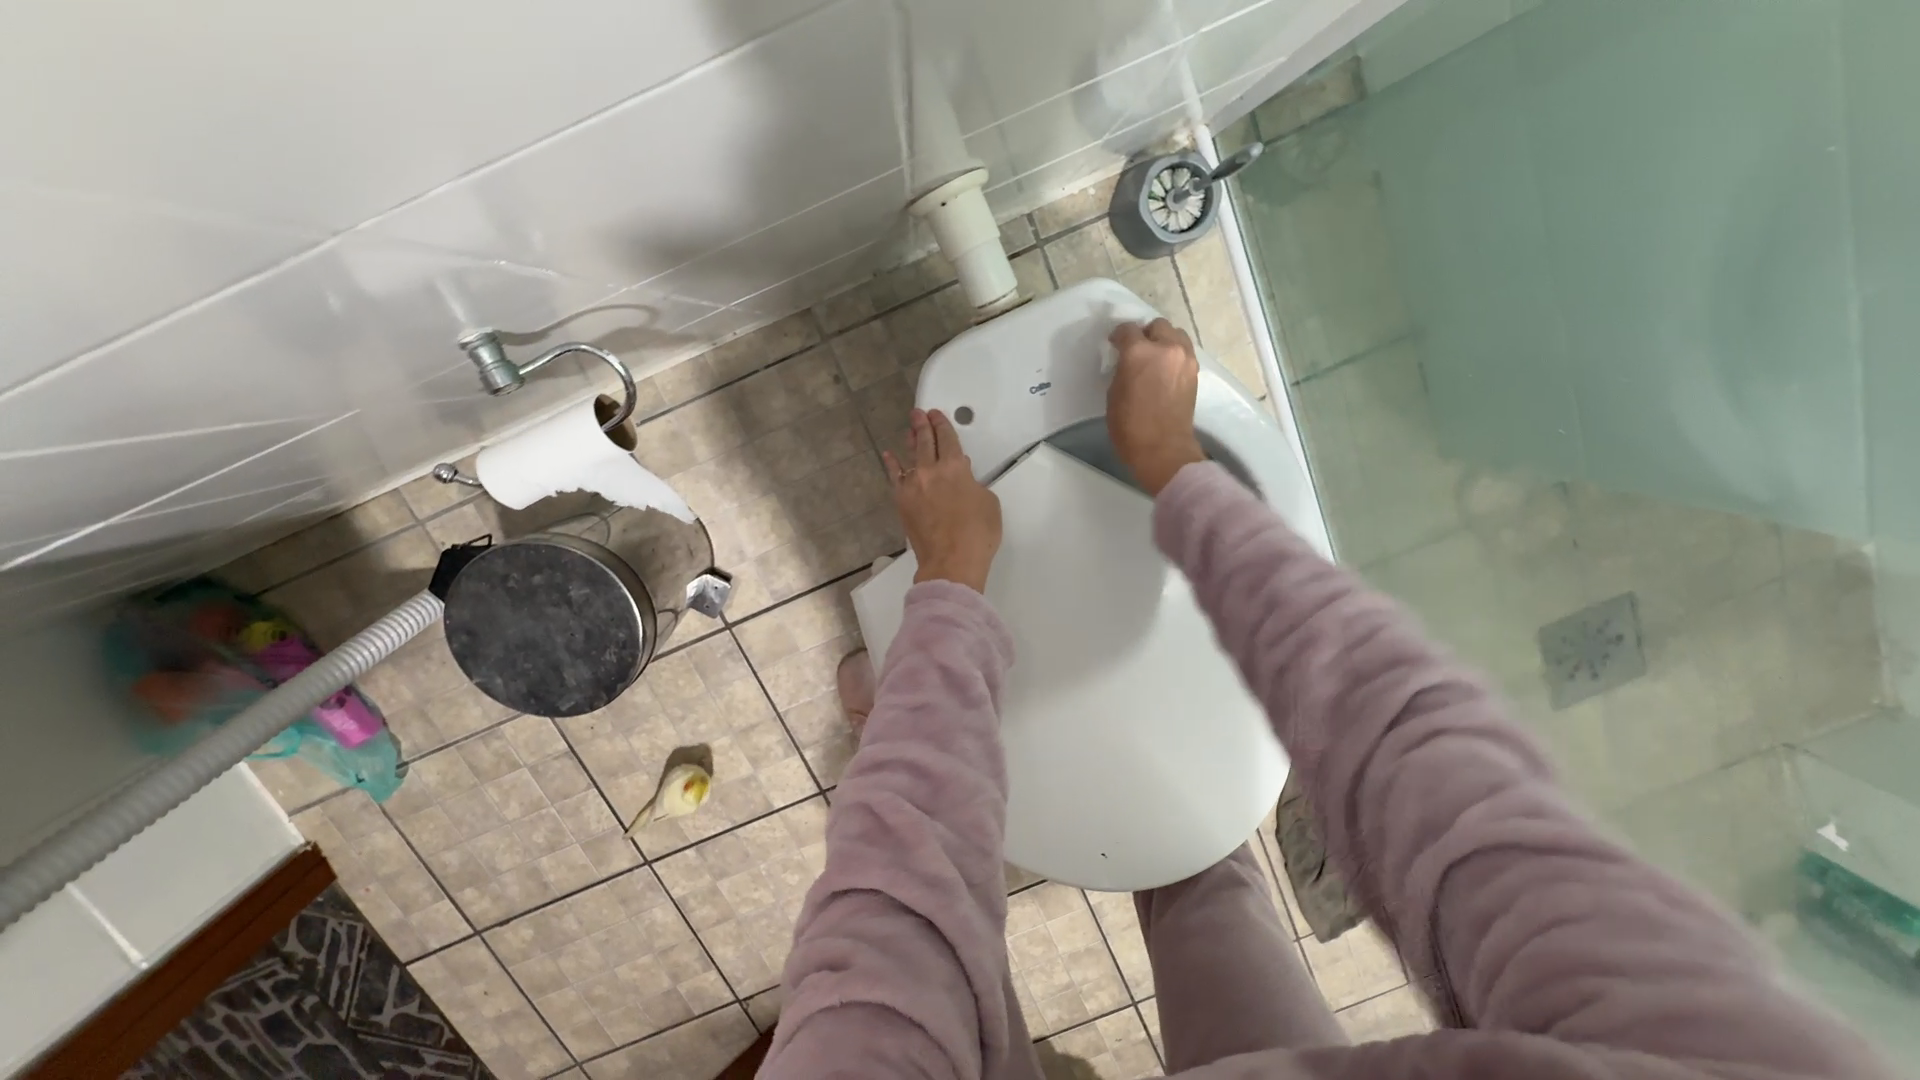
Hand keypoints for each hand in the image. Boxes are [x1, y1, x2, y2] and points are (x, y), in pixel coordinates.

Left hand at [886, 408, 1001, 592]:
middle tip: (919, 413)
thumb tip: (962, 480)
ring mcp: (913, 485)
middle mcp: (931, 471)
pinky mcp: (902, 502)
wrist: (951, 561)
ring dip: (911, 440)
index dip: (942, 425)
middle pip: (926, 441)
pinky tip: (889, 455)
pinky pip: (895, 477)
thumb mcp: (988, 503)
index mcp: (955, 468)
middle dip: (923, 425)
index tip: (937, 416)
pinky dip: (892, 464)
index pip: (948, 439)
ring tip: (910, 429)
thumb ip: (974, 484)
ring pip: (910, 455)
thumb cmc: (977, 534)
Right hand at [1107, 319, 1205, 495]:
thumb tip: (1128, 363)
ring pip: (1176, 334)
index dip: (1119, 336)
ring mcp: (1184, 358)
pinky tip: (1166, 369)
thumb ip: (1122, 369)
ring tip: (1155, 357)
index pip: (1127, 329)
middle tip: (1137, 350)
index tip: (1115, 345)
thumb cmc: (1130, 426)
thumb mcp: (1114, 393)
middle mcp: (1165, 348)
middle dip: (1145, 334)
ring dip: (1164, 340)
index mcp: (1139, 352)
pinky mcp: (1194, 371)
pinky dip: (1175, 353)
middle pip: (1157, 326)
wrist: (1162, 449)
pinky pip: (1184, 351)